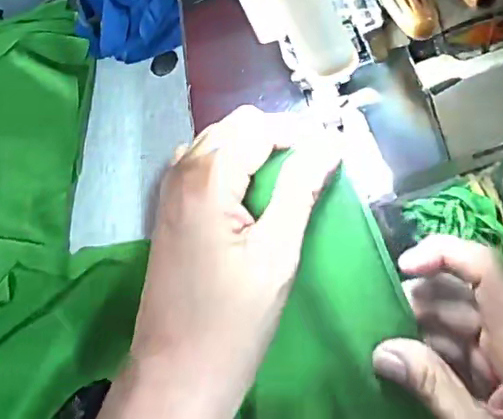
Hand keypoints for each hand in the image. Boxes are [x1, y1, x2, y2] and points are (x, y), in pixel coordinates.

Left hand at [102, 106, 340, 418]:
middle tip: (315, 163)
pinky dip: (233, 160)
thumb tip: (328, 144)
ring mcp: (171, 186)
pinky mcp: (169, 204)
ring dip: (256, 146)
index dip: (300, 132)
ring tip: (292, 175)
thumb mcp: (277, 254)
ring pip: (221, 137)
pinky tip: (252, 189)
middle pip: (239, 124)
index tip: (332, 150)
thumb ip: (301, 188)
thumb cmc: (231, 321)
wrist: (173, 378)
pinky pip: (205, 159)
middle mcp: (183, 168)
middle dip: (279, 135)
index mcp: (208, 176)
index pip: (261, 126)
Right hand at [372, 235, 502, 418]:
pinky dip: (444, 353)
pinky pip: (474, 352)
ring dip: (428, 327)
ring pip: (466, 322)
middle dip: (422, 298)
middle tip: (381, 316)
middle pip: (467, 294)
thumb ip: (435, 387)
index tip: (403, 266)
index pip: (484, 267)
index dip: (442, 253)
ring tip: (390, 342)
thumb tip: (382, 350)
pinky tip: (415, 365)